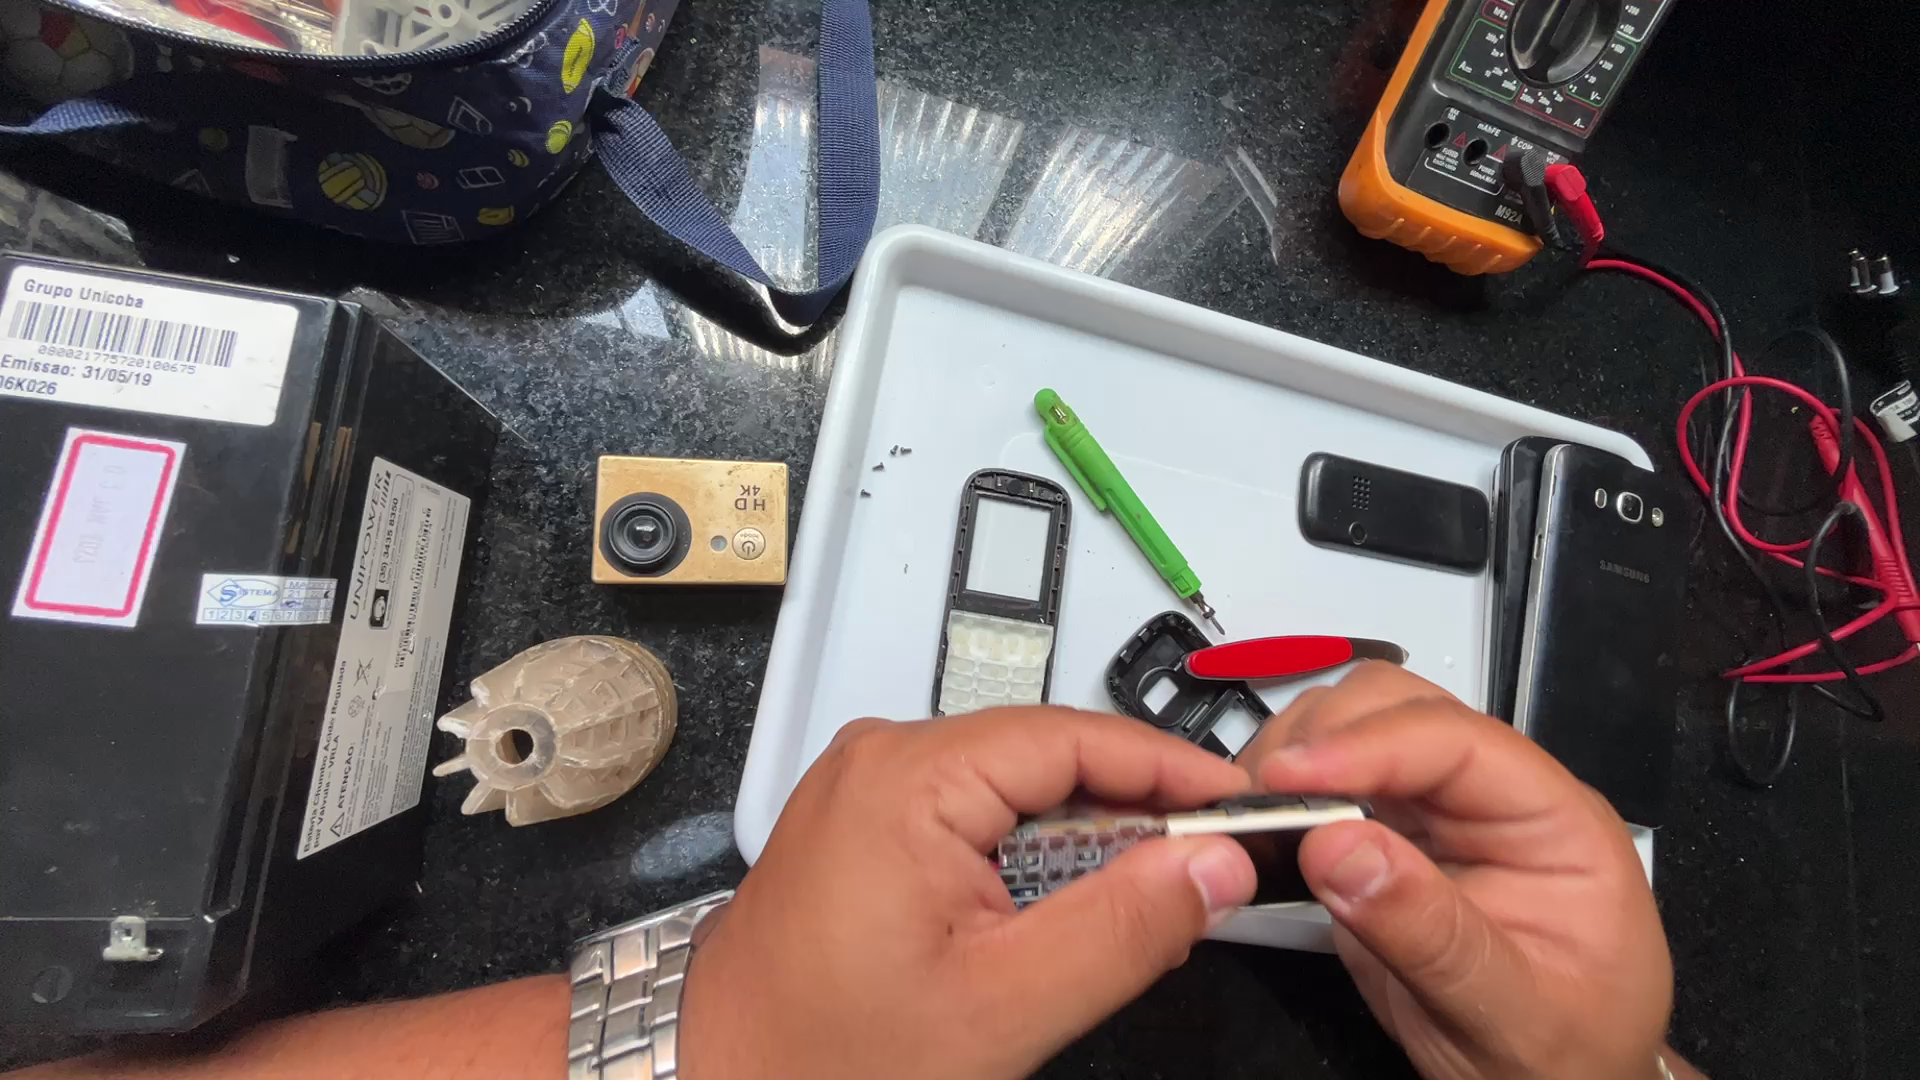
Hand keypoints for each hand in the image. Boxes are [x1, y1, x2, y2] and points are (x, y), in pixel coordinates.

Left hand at [679, 708, 1259, 1079]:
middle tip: (1200, 852)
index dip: (1161, 763)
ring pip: (1011, 774)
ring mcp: (871, 772)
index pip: (1068, 737)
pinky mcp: (870, 801)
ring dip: (1080, 822)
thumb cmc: (829, 1057)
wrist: (718, 1076)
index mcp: (909, 775)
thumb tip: (1210, 866)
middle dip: (1127, 799)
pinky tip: (1061, 882)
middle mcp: (885, 751)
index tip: (1229, 799)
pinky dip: (1029, 834)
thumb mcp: (1002, 1007)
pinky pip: (972, 794)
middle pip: (1040, 751)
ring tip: (1142, 877)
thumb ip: (1123, 928)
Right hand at [1239, 663, 1673, 1079]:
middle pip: (1393, 702)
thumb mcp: (1509, 1019)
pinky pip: (1322, 760)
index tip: (1286, 778)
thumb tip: (1333, 846)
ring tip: (1259, 807)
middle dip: (1320, 734)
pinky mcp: (1379, 812)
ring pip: (1346, 714)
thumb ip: (1428, 934)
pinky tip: (1266, 812)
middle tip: (1265, 794)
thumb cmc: (1551, 1059)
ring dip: (1292, 747)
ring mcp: (1429, 795)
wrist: (1533, 1079)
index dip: (1365, 745)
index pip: (1454, 740)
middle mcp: (1487, 788)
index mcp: (1552, 821)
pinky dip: (1281, 773)